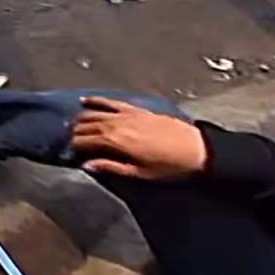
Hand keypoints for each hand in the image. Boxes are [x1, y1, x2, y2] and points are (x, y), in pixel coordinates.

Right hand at [70, 98, 207, 179]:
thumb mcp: (142, 173)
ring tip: (77, 126)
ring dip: (80, 119)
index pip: (83, 141)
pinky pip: (106, 101)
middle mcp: (112, 124)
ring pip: (90, 113)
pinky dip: (93, 101)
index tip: (74, 153)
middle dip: (75, 133)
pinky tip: (84, 101)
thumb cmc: (171, 166)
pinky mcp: (131, 108)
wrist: (200, 150)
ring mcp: (121, 114)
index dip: (74, 147)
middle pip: (83, 125)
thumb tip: (86, 165)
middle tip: (74, 141)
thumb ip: (112, 168)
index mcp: (113, 141)